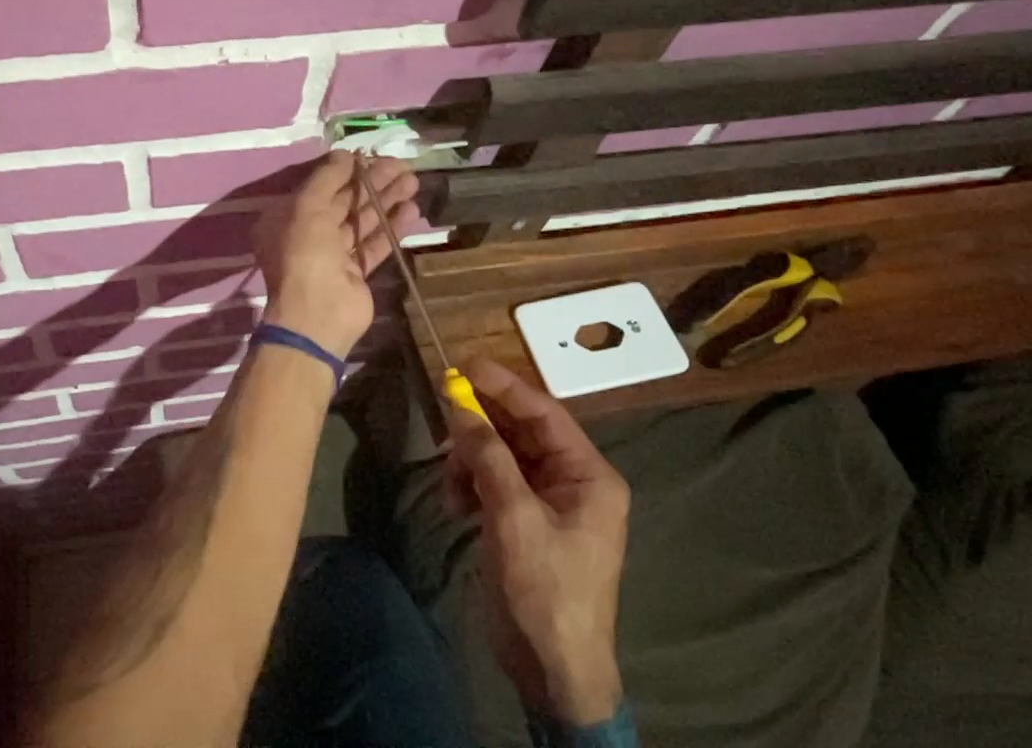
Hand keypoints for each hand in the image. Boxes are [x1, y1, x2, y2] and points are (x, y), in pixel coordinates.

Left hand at [252, 151, 419, 358]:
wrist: (317, 314)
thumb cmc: (304, 254)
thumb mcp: (307, 207)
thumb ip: (326, 178)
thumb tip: (344, 155)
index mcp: (286, 218)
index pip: (319, 187)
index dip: (345, 171)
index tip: (372, 156)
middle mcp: (307, 235)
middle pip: (344, 202)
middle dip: (372, 184)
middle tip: (403, 166)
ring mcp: (332, 256)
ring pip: (362, 222)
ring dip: (386, 201)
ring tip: (414, 182)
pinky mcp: (355, 273)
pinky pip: (374, 244)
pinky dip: (392, 228)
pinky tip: (412, 210)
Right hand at [445, 358, 629, 725]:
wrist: (553, 667)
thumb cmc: (546, 589)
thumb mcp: (514, 518)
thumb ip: (488, 457)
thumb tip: (460, 405)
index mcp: (588, 475)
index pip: (544, 413)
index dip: (504, 386)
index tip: (464, 364)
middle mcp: (572, 481)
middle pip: (521, 432)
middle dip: (481, 426)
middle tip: (443, 413)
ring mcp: (548, 503)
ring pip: (502, 457)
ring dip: (471, 461)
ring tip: (451, 483)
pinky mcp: (524, 523)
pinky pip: (495, 484)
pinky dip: (471, 486)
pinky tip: (456, 503)